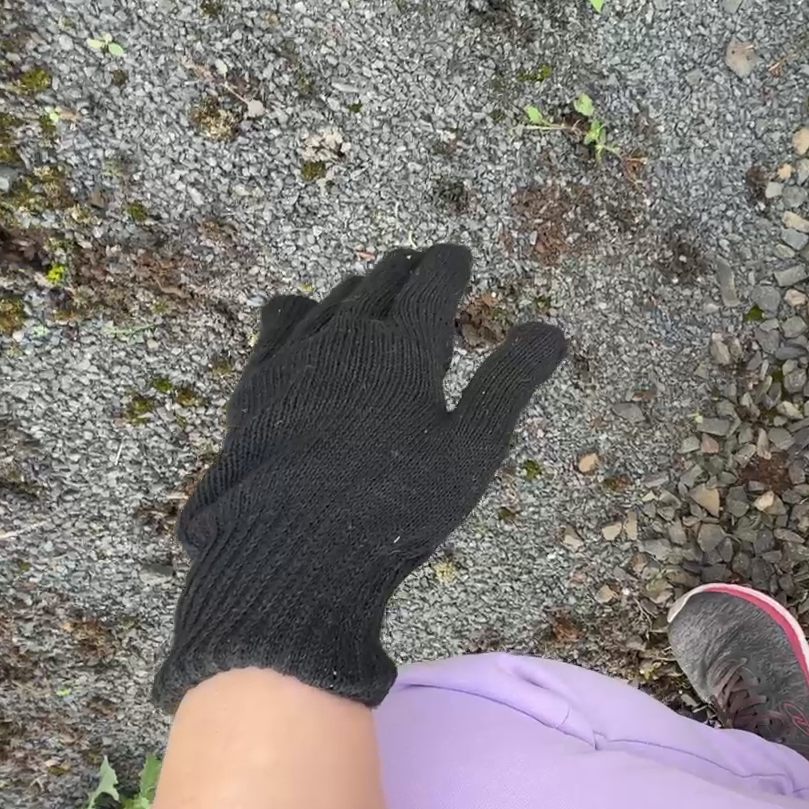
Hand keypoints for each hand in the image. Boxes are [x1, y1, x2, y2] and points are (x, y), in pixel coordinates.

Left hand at [154, 244, 564, 709]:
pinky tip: (306, 315)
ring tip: (378, 287)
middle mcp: (346, 339)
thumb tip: (552, 329)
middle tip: (425, 266)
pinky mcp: (256, 386)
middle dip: (408, 270)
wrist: (287, 553)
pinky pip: (281, 324)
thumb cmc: (397, 502)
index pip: (431, 284)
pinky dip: (304, 310)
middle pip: (381, 282)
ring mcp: (294, 360)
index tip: (460, 255)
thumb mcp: (473, 447)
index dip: (449, 265)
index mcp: (403, 348)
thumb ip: (510, 382)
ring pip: (333, 300)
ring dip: (362, 288)